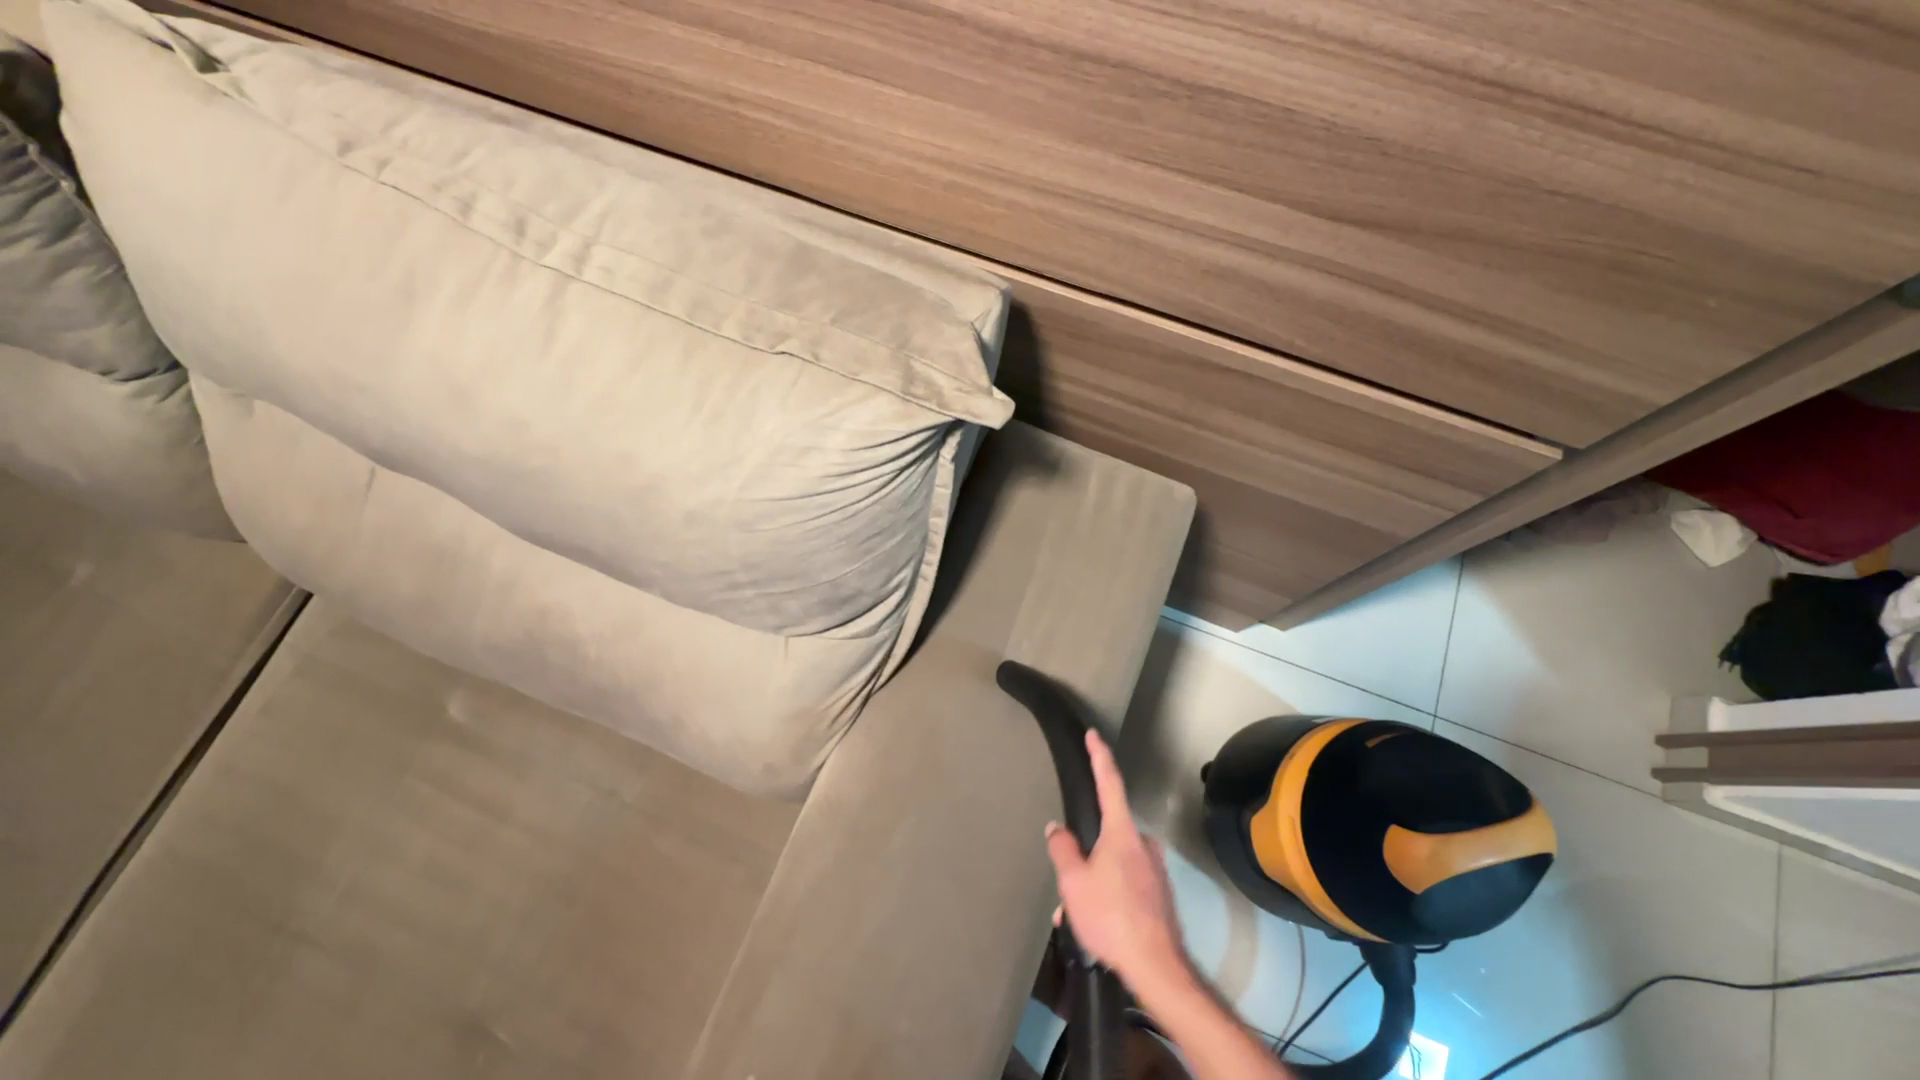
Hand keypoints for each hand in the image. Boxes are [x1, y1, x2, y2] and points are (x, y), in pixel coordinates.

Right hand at [1044, 729, 1189, 990]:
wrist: (1156, 966)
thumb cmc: (1110, 916)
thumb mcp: (1072, 883)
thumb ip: (1062, 849)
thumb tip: (1057, 828)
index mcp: (1122, 833)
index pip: (1109, 783)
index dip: (1100, 757)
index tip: (1093, 735)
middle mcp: (1143, 845)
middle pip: (1107, 835)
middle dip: (1085, 856)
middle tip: (1066, 883)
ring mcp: (1155, 871)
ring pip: (1114, 866)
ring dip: (1093, 885)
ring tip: (1074, 916)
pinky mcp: (1159, 896)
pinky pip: (1125, 886)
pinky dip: (1107, 899)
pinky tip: (1094, 925)